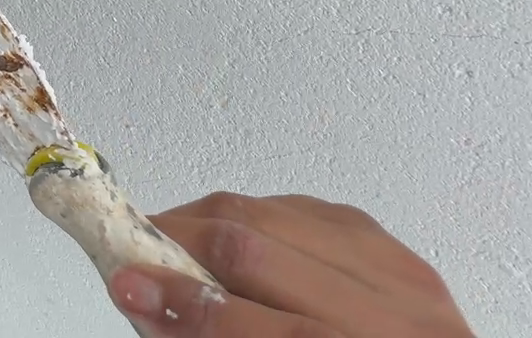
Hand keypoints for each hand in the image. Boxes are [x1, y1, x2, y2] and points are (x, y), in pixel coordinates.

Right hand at [108, 193, 473, 336]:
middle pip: (257, 253)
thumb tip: (139, 295)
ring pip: (264, 213)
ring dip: (200, 222)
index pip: (274, 331)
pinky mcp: (383, 240)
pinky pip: (290, 205)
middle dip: (178, 244)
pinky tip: (227, 237)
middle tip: (132, 250)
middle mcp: (405, 323)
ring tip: (170, 242)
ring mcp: (398, 273)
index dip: (187, 303)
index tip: (126, 286)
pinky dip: (244, 216)